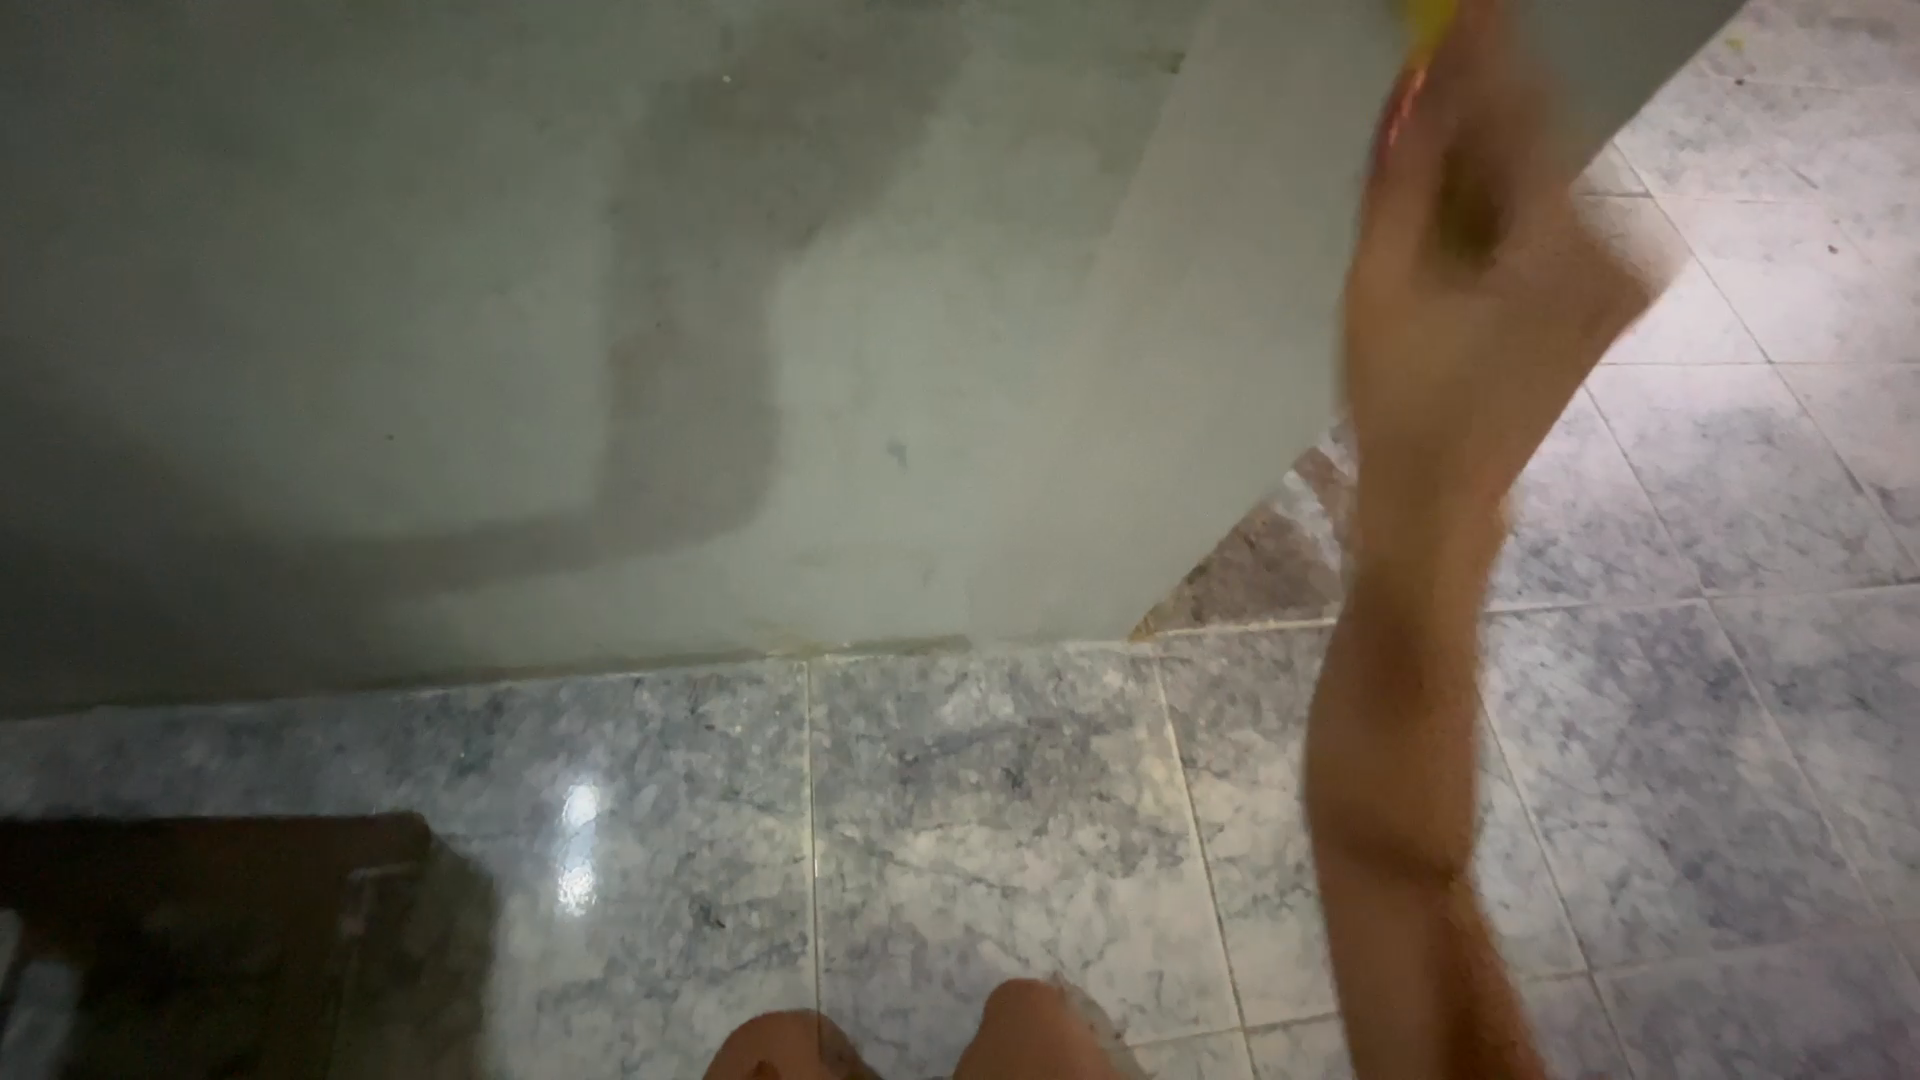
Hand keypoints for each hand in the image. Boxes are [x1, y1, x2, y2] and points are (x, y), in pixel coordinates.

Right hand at [1342, 2, 1654, 568]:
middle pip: (1538, 153)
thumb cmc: (1396, 402)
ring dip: (1481, 172)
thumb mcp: (1378, 289)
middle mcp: (1621, 248)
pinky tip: (1453, 228)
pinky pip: (1548, 225)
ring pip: (1542, 188)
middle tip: (1419, 97)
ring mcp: (1621, 275)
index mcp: (1566, 246)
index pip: (1524, 121)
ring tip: (1421, 187)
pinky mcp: (1604, 297)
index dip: (1486, 60)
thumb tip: (1413, 92)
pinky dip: (1498, 213)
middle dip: (1475, 125)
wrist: (1439, 495)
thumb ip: (1400, 185)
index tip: (1460, 6)